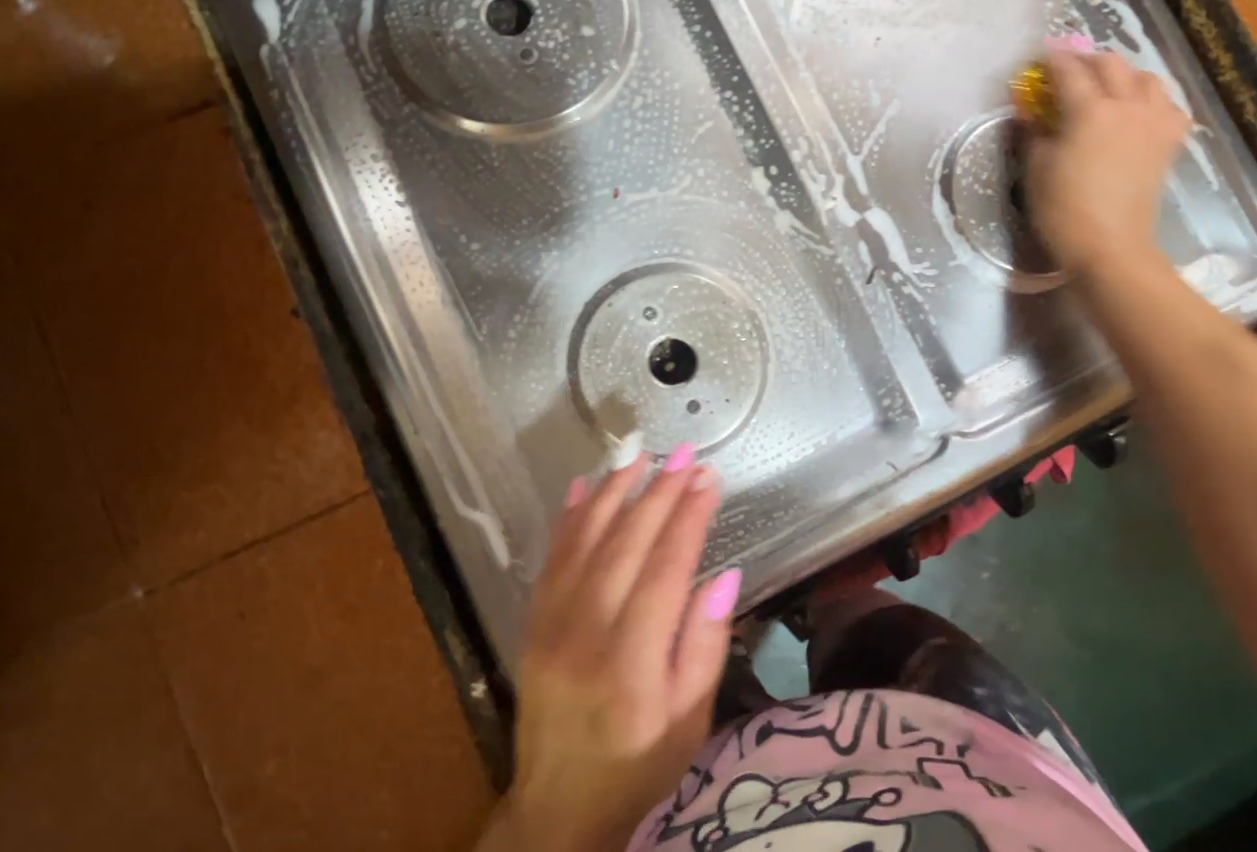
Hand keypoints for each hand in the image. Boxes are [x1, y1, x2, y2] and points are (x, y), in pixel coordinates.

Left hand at [485, 445, 739, 851]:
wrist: (559, 803)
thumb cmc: (639, 763)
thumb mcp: (690, 719)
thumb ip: (704, 646)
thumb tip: (723, 575)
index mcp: (633, 661)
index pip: (665, 569)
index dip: (688, 517)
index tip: (707, 477)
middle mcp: (587, 632)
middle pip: (625, 544)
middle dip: (657, 491)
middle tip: (682, 453)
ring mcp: (552, 624)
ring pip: (584, 541)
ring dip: (613, 492)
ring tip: (639, 453)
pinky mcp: (534, 624)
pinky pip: (552, 559)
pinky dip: (569, 517)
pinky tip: (583, 487)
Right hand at [1022, 43, 1190, 275]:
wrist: (1111, 247)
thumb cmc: (1064, 210)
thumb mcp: (1036, 168)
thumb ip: (1034, 129)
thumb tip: (1028, 107)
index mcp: (1089, 110)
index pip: (1068, 70)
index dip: (1051, 59)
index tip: (1039, 56)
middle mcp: (1127, 105)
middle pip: (1111, 64)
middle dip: (1087, 60)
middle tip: (1069, 69)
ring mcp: (1154, 122)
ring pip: (1145, 78)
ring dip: (1124, 74)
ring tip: (1107, 86)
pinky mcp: (1169, 143)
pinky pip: (1168, 105)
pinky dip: (1153, 99)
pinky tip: (1138, 110)